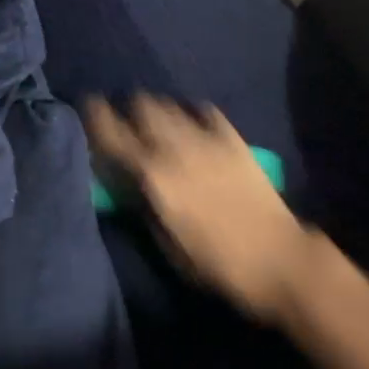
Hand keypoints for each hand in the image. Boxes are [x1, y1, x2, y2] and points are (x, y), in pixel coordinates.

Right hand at [85, 94, 314, 322]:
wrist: (280, 261)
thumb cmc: (218, 264)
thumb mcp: (168, 244)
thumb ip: (143, 205)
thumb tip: (126, 182)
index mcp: (153, 175)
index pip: (112, 132)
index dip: (95, 116)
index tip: (87, 110)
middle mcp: (175, 147)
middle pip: (141, 105)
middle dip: (128, 111)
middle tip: (126, 125)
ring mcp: (206, 139)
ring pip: (168, 104)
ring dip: (157, 111)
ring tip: (157, 125)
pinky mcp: (233, 139)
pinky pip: (203, 111)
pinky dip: (190, 114)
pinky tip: (192, 127)